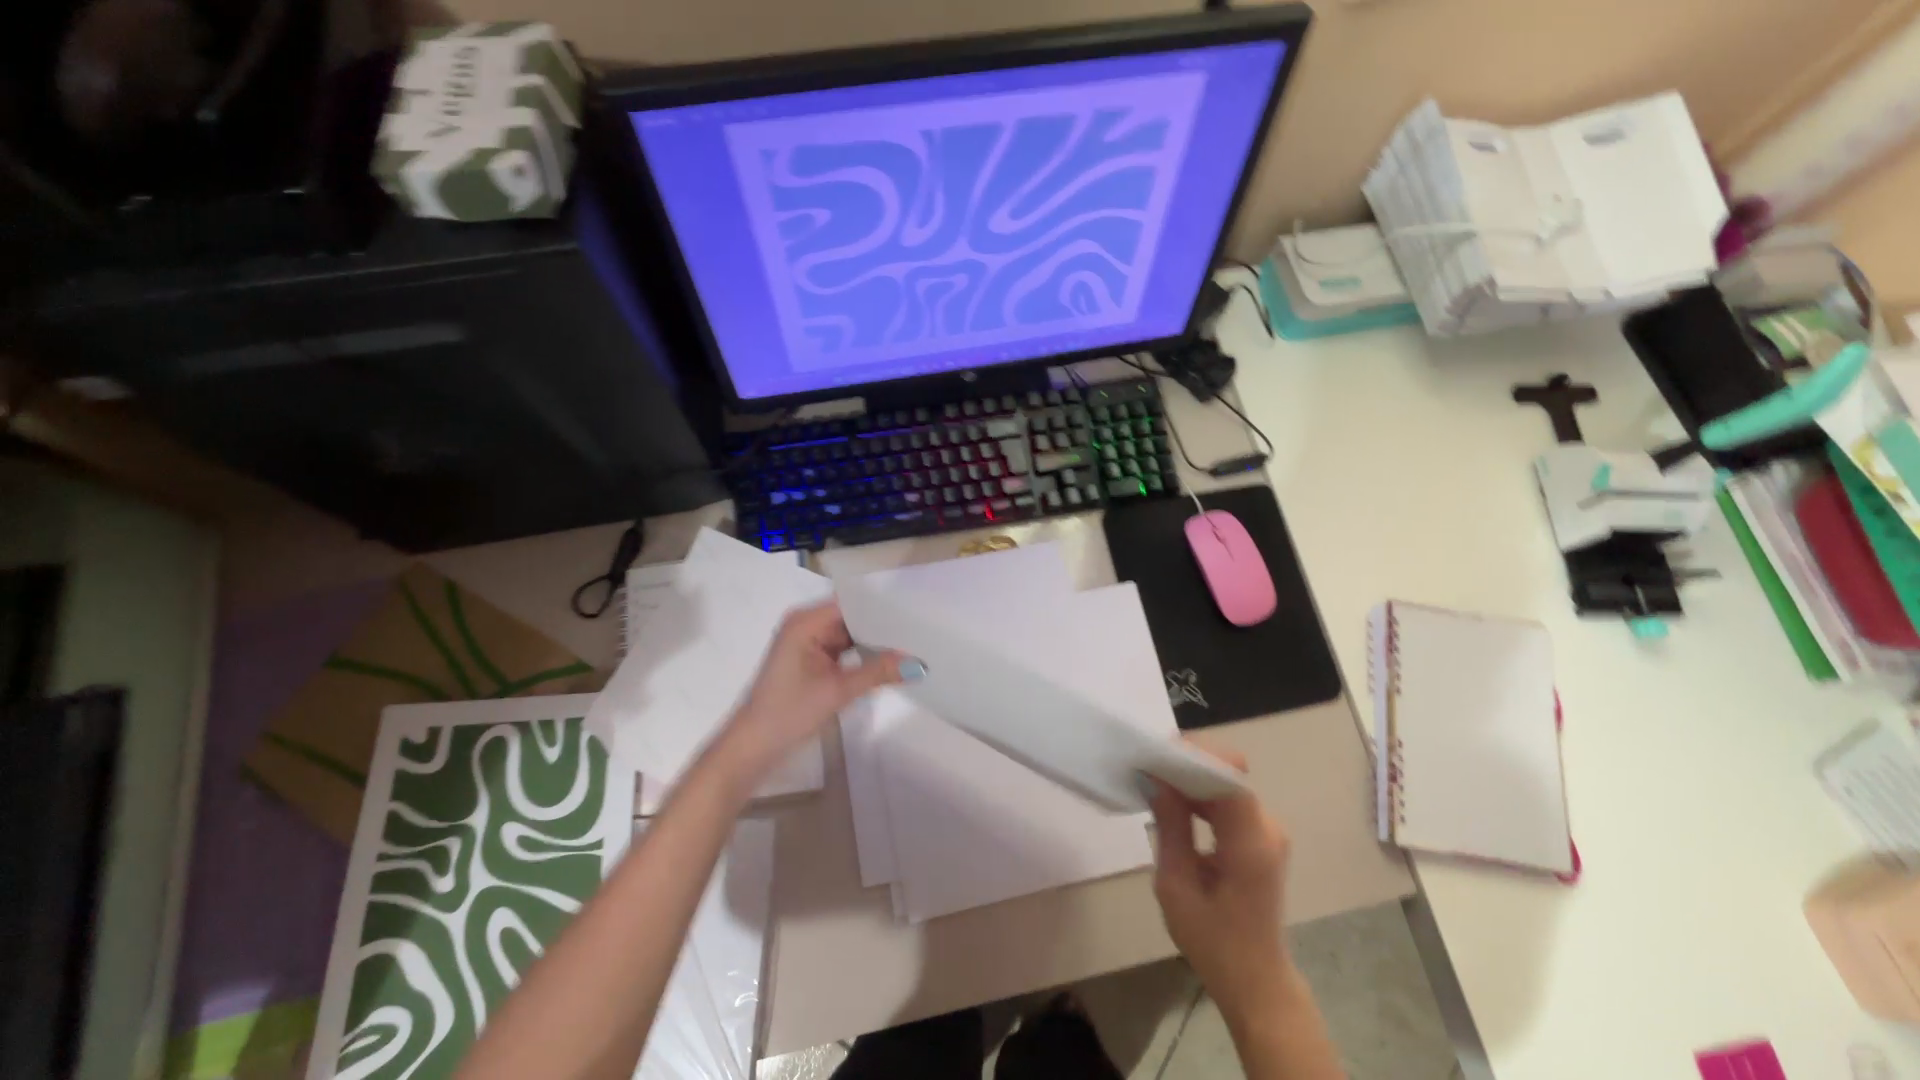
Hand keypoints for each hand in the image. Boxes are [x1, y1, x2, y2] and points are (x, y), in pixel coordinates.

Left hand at [721, 602, 907, 775]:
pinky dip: (861, 654)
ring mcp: (807, 643)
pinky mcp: (810, 660)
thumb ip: (878, 672)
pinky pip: (842, 649)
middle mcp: (805, 624)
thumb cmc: (790, 711)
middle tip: (921, 628)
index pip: (851, 603)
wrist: (755, 744)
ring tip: (912, 642)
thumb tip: (918, 663)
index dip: (881, 606)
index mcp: (806, 621)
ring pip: (848, 634)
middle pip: (850, 617)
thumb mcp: (838, 691)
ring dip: (873, 641)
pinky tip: (888, 659)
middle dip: (881, 625)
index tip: (914, 610)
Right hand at [1148, 746, 1293, 1026]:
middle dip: (1187, 765)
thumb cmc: (1213, 940)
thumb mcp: (1177, 886)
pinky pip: (1228, 803)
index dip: (1193, 759)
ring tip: (1151, 779)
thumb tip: (1159, 782)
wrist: (1254, 977)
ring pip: (1227, 786)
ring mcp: (1267, 832)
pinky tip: (1172, 801)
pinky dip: (1201, 797)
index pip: (1228, 780)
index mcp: (1251, 843)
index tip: (1155, 754)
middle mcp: (1267, 829)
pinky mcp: (1260, 838)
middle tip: (1146, 766)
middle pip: (1228, 777)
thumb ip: (1171, 829)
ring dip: (1191, 779)